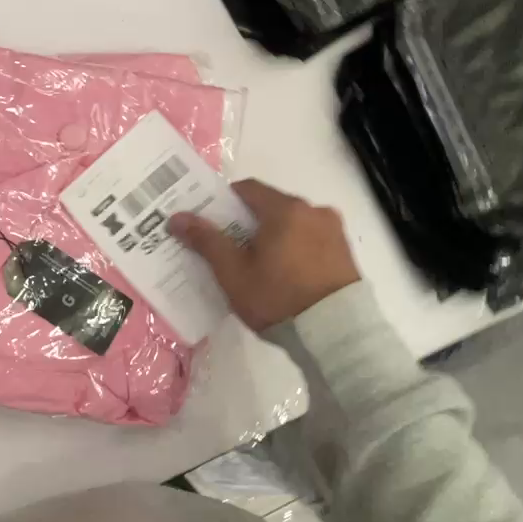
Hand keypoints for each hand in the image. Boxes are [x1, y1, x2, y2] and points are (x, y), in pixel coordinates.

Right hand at [169, 179, 360, 331]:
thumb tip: (177, 217)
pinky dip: (292, 247)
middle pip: (270, 205)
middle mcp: (314, 210)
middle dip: (245, 221)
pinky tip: (281, 272)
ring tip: (254, 263)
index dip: (222, 201)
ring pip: (291, 223)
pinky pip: (309, 239)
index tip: (208, 222)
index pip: (247, 188)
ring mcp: (334, 231)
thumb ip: (205, 240)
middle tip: (226, 246)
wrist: (336, 333)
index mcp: (286, 209)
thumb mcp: (233, 271)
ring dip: (271, 235)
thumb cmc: (277, 297)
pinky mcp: (345, 252)